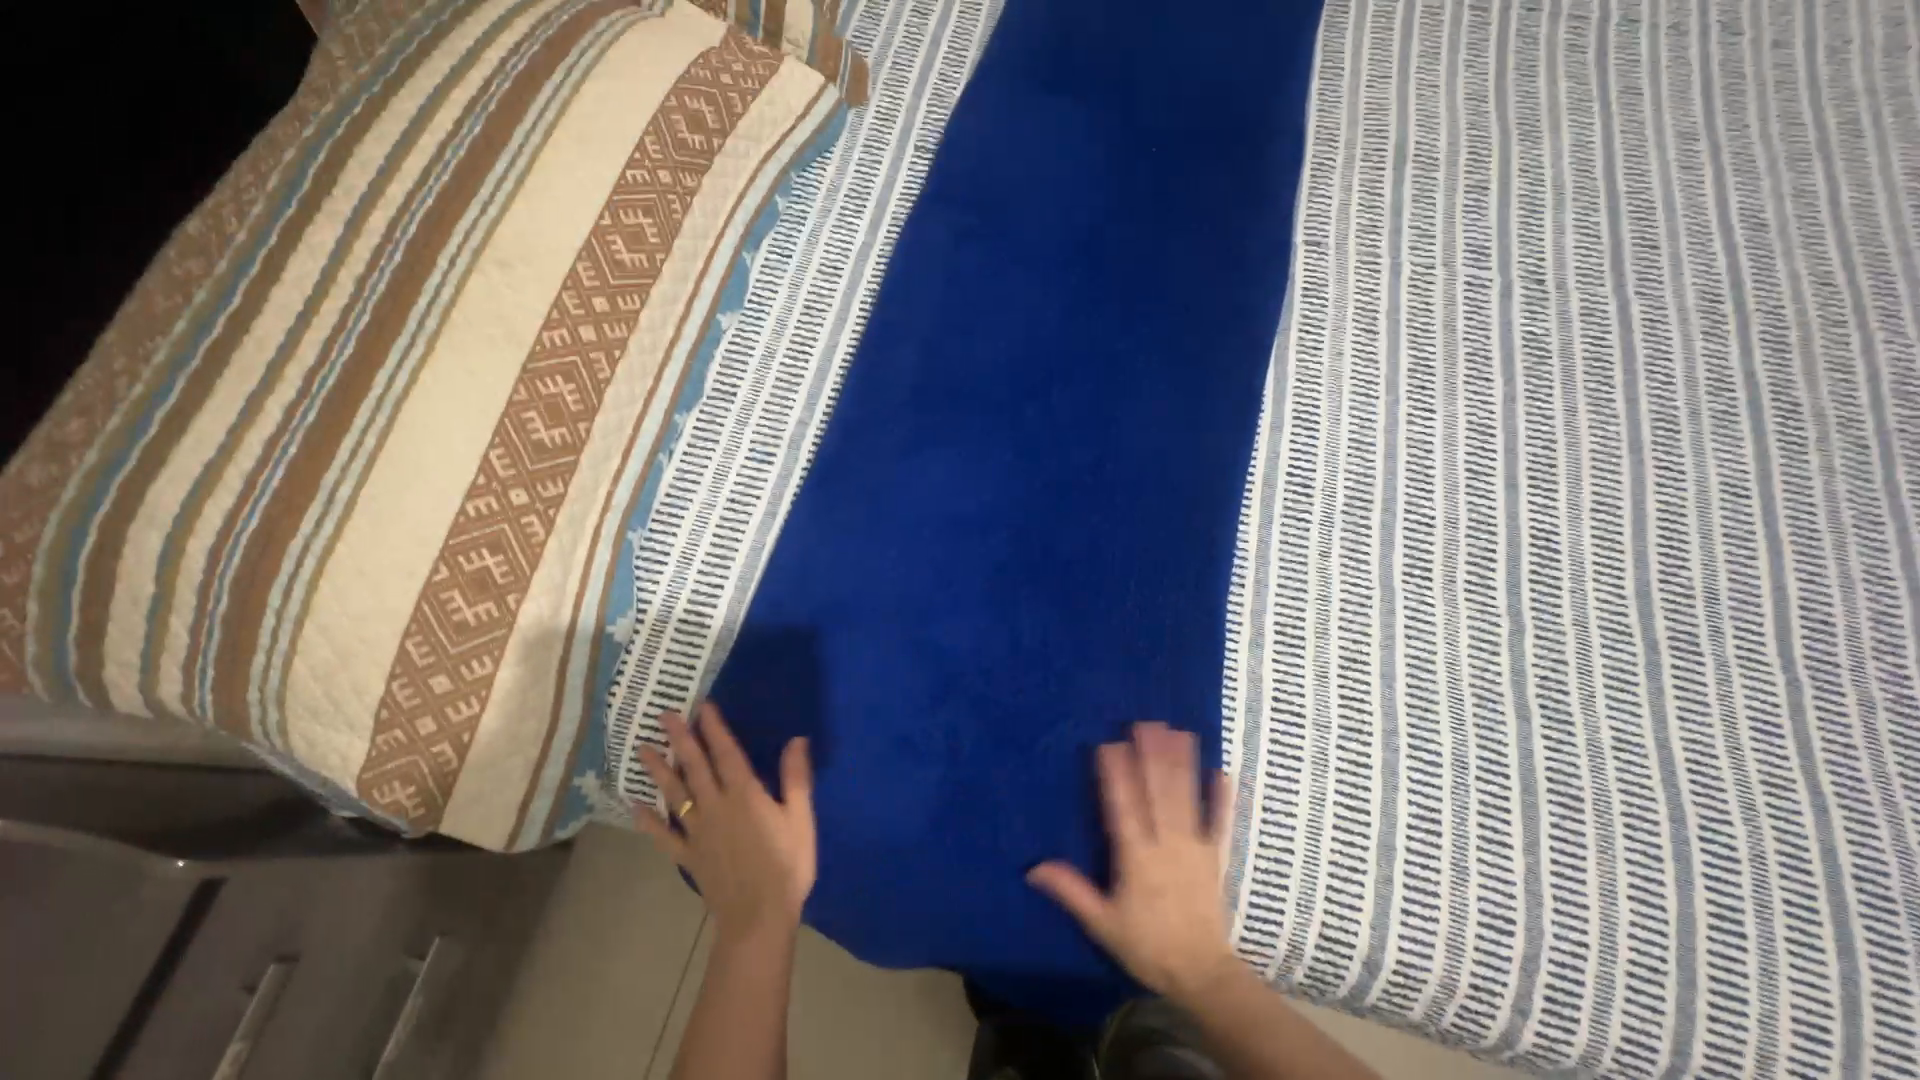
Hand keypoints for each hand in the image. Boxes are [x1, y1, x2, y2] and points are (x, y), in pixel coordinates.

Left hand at [635, 703, 815, 941]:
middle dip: (680, 739)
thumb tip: (796, 740)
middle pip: (695, 767)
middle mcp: (716, 806)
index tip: (703, 706)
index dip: (715, 728)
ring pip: (674, 795)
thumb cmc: (787, 866)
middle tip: (664, 715)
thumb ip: (796, 779)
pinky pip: (663, 835)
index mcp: (745, 795)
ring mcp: (697, 832)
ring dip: (658, 770)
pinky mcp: (688, 856)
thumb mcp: (800, 819)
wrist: (759, 917)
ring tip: (642, 749)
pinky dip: (647, 821)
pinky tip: (634, 806)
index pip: (726, 753)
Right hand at [1027, 721, 1241, 1003]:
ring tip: (1179, 731)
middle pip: (1157, 792)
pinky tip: (1222, 771)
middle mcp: (1166, 845)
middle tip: (1145, 722)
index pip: (1122, 807)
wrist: (1200, 973)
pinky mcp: (1217, 858)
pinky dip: (1222, 797)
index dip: (1115, 774)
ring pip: (1187, 797)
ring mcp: (1195, 848)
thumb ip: (1071, 891)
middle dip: (1151, 755)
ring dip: (1182, 763)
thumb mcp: (1102, 924)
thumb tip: (1033, 867)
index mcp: (1136, 858)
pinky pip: (1221, 823)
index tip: (1108, 743)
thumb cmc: (1146, 946)